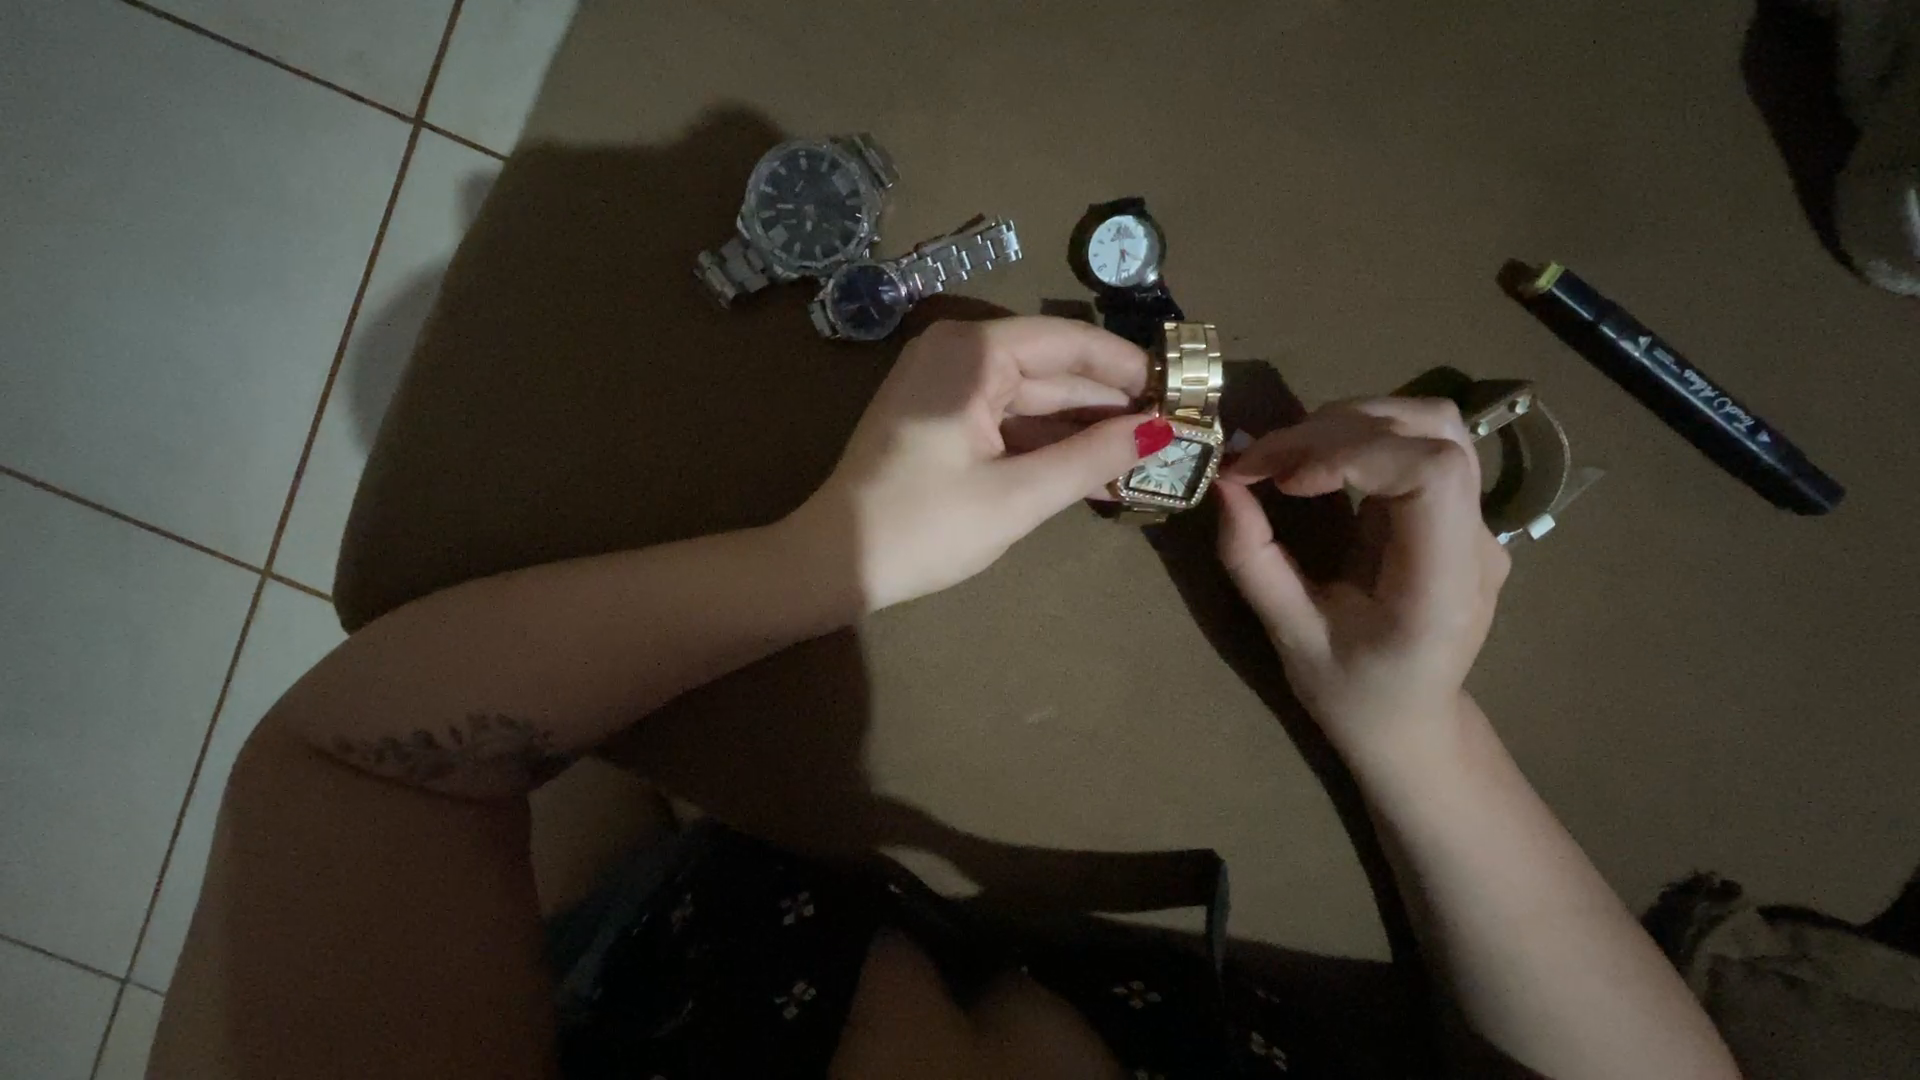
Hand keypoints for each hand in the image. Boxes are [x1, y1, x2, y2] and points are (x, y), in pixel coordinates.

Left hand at [798, 317, 1170, 610]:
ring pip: (1034, 399)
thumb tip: (1161, 430)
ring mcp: (946, 385)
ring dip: (1084, 431)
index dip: (1129, 368)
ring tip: (1146, 459)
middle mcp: (958, 353)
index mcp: (973, 353)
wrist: (833, 564)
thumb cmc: (923, 528)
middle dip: (1111, 405)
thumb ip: (1092, 458)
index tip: (1183, 392)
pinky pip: (1008, 420)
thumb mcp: (1017, 496)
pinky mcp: (941, 417)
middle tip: (1173, 432)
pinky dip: (1047, 445)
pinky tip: (1096, 470)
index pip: (1070, 342)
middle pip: (1054, 370)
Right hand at [1214, 398, 1509, 757]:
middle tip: (1258, 462)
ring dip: (1345, 422)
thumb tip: (1223, 485)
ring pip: (1427, 422)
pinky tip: (1311, 465)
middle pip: (1429, 430)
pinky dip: (1354, 436)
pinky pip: (1413, 444)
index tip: (1284, 482)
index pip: (1432, 472)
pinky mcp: (1453, 510)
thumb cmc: (1352, 695)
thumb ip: (1253, 561)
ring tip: (1284, 457)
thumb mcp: (1289, 637)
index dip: (1352, 453)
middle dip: (1330, 429)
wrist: (1412, 722)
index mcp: (1444, 583)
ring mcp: (1475, 520)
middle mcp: (1476, 539)